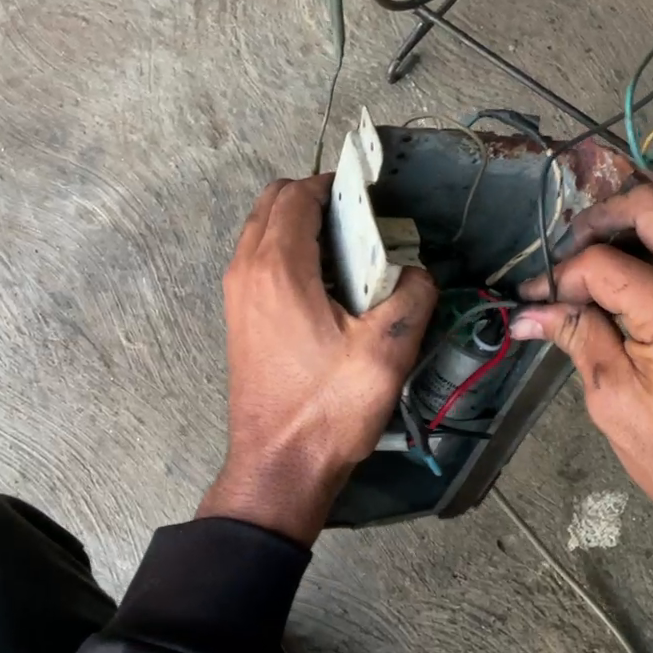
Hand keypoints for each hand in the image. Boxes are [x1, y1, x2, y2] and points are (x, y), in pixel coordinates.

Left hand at [198, 175, 436, 545]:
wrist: (279, 467)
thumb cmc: (330, 406)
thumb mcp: (388, 350)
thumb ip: (413, 294)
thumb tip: (416, 272)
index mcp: (278, 266)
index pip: (299, 193)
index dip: (336, 185)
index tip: (372, 197)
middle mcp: (246, 268)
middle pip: (274, 200)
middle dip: (316, 197)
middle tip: (362, 220)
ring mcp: (237, 292)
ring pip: (263, 227)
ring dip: (302, 223)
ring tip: (349, 251)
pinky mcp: (239, 314)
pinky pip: (260, 256)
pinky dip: (289, 249)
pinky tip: (328, 283)